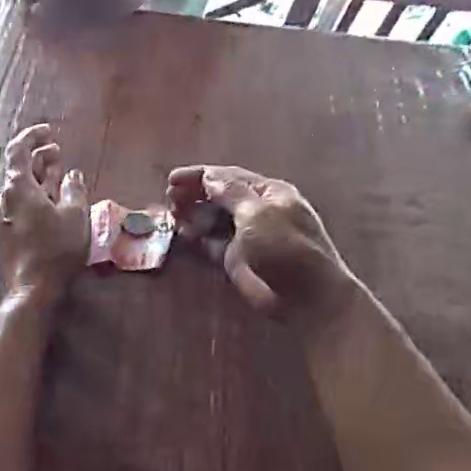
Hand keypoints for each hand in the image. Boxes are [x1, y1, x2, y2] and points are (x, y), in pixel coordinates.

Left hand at [0, 123, 89, 300]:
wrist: (32, 287)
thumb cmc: (56, 248)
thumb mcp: (75, 214)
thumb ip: (73, 188)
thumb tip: (72, 174)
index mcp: (18, 188)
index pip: (18, 150)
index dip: (33, 136)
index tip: (49, 132)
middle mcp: (4, 200)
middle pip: (18, 170)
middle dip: (38, 157)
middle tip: (58, 153)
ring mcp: (2, 218)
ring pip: (19, 190)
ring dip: (37, 178)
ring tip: (58, 176)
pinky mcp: (5, 234)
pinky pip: (19, 207)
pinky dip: (34, 197)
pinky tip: (50, 203)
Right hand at [169, 165, 357, 324]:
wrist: (303, 295)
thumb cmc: (284, 247)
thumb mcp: (258, 214)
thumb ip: (231, 194)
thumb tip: (209, 177)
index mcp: (268, 193)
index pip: (229, 177)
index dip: (199, 176)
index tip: (171, 179)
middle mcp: (256, 210)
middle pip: (219, 197)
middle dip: (193, 195)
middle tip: (168, 199)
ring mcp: (244, 235)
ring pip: (212, 219)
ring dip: (191, 215)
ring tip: (171, 215)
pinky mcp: (234, 258)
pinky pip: (209, 243)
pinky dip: (195, 238)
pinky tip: (181, 235)